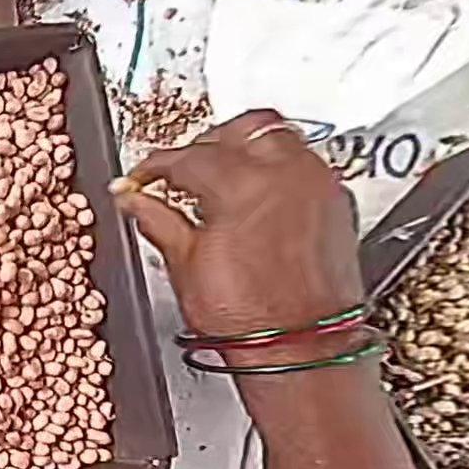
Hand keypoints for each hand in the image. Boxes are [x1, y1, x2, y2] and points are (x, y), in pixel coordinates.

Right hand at [115, 111, 364, 361]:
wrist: (296, 340)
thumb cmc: (244, 310)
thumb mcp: (182, 260)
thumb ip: (157, 218)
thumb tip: (135, 200)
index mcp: (244, 187)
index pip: (188, 157)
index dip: (153, 166)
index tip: (137, 178)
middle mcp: (289, 176)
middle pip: (243, 128)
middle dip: (203, 143)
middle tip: (174, 168)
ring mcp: (317, 186)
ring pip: (277, 139)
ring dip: (239, 151)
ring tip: (208, 178)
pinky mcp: (333, 201)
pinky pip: (298, 163)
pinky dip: (267, 168)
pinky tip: (242, 194)